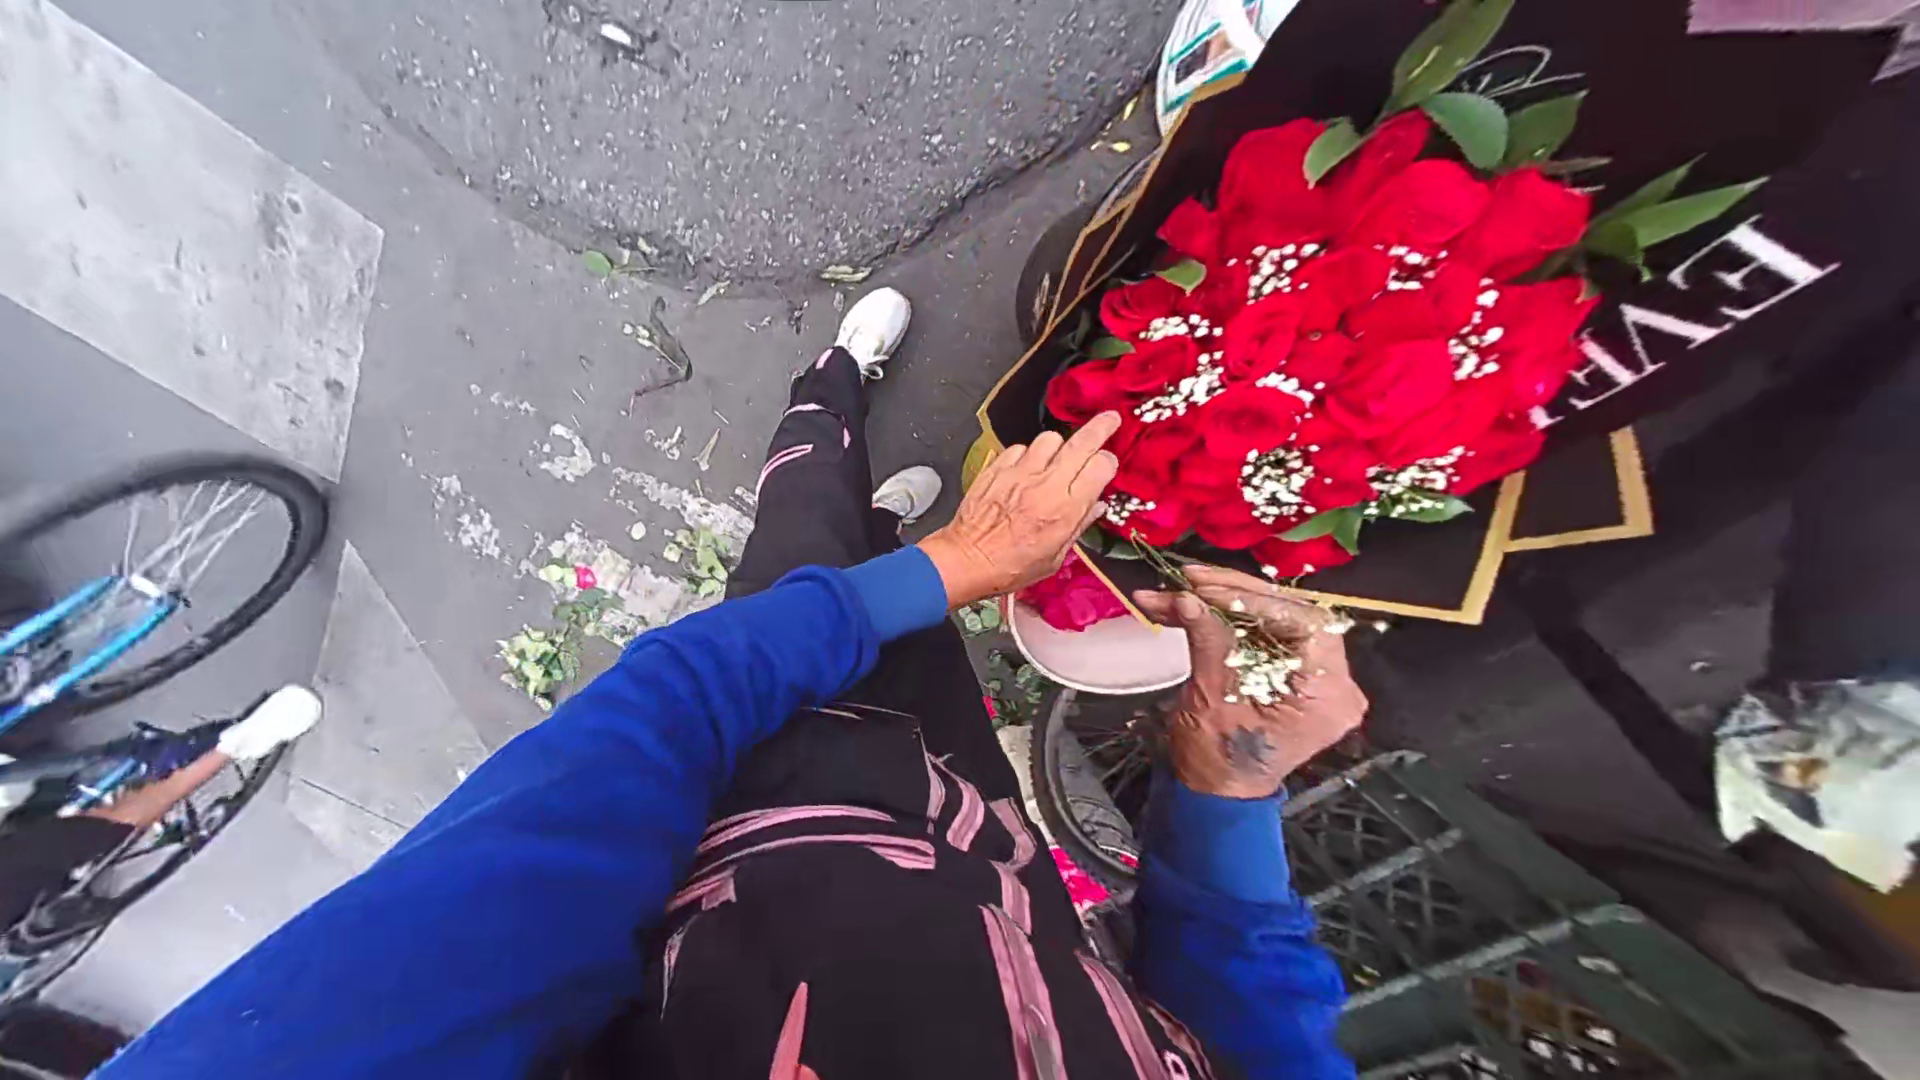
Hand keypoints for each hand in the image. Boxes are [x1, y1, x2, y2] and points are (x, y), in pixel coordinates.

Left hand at [918, 412, 1121, 608]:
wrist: (967, 560)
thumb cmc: (1011, 567)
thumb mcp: (1055, 558)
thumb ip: (1078, 526)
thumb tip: (1096, 505)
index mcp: (1066, 509)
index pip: (1101, 466)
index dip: (1108, 462)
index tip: (1106, 466)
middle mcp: (1046, 485)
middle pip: (1082, 442)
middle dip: (1101, 427)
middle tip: (1110, 419)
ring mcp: (1020, 473)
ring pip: (1050, 438)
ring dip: (1058, 445)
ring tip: (1056, 459)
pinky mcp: (997, 468)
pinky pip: (1019, 447)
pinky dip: (1027, 454)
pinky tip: (1025, 469)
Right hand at [1133, 565, 1366, 797]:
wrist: (1214, 792)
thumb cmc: (1219, 759)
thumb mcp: (1211, 698)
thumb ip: (1207, 640)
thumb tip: (1186, 596)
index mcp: (1327, 693)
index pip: (1304, 622)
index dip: (1253, 598)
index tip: (1205, 589)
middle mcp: (1329, 678)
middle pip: (1285, 612)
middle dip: (1231, 591)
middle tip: (1188, 579)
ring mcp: (1306, 671)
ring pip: (1265, 615)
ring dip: (1216, 599)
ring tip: (1171, 588)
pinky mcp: (1281, 666)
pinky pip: (1252, 629)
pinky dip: (1215, 616)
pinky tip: (1177, 606)